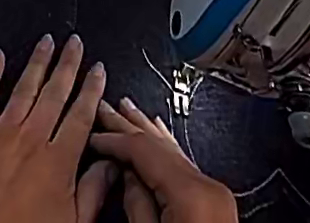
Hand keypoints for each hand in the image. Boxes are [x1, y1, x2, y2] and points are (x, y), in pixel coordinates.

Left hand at [0, 35, 114, 222]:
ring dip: (38, 61)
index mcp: (57, 162)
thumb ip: (92, 194)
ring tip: (46, 41)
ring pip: (25, 87)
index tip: (98, 70)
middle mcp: (32, 141)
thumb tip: (111, 165)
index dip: (92, 89)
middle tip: (75, 43)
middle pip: (55, 92)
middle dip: (68, 64)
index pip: (81, 113)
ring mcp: (1, 136)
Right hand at [90, 98, 235, 222]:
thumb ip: (137, 205)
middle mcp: (207, 186)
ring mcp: (215, 193)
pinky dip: (166, 148)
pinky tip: (158, 132)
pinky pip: (185, 165)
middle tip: (106, 104)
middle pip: (160, 146)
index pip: (145, 151)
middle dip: (130, 126)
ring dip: (147, 131)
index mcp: (190, 194)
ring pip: (173, 152)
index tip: (93, 129)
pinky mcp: (216, 202)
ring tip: (127, 109)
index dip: (116, 138)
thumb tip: (128, 173)